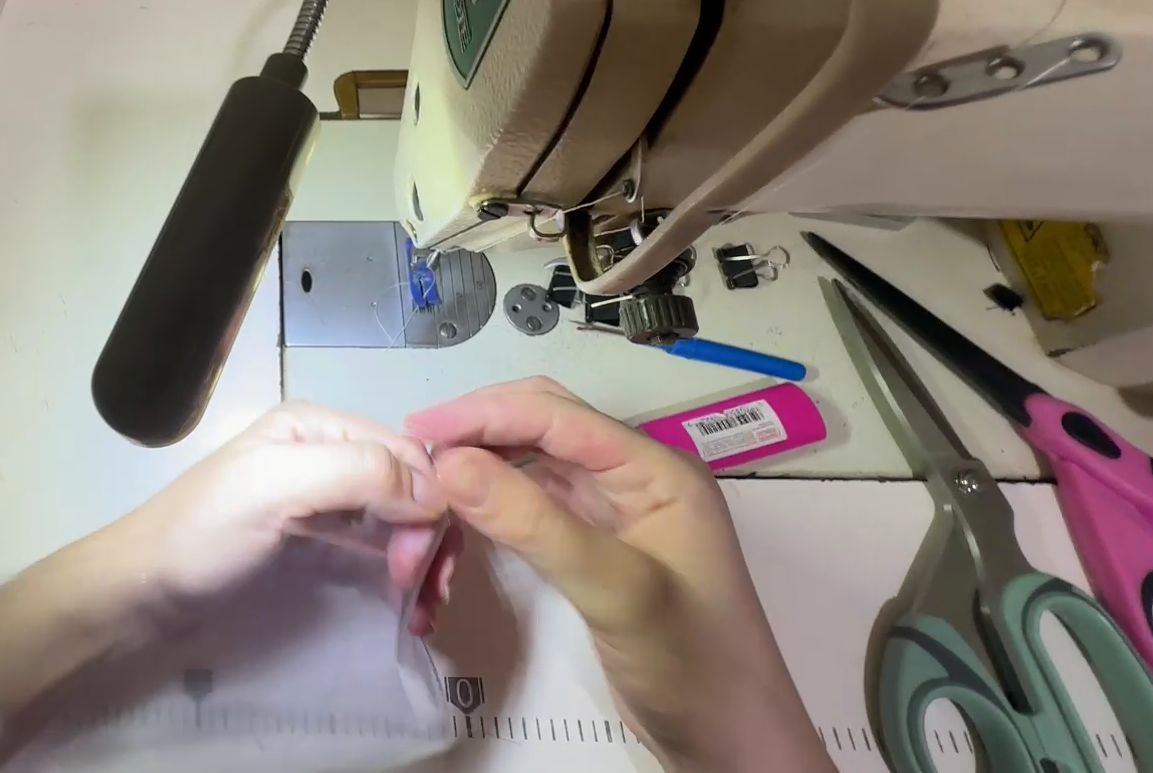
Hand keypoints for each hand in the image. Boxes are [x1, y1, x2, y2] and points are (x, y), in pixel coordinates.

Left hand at [104, 402, 459, 633]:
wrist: (146, 589)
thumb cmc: (204, 533)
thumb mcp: (274, 489)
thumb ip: (353, 474)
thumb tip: (434, 489)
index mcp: (315, 425)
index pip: (403, 451)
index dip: (428, 501)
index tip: (425, 564)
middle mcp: (324, 451)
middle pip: (406, 484)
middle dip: (428, 534)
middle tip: (425, 594)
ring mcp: (320, 495)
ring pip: (398, 515)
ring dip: (421, 556)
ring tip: (421, 608)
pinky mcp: (316, 535)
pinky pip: (376, 543)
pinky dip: (400, 568)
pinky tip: (405, 600)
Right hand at [407, 378, 831, 772]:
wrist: (732, 750)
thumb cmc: (690, 666)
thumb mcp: (613, 591)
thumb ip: (532, 523)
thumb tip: (446, 462)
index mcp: (653, 466)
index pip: (556, 413)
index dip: (484, 413)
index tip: (420, 427)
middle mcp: (629, 471)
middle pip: (541, 419)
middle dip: (480, 425)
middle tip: (422, 445)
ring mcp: (609, 503)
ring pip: (530, 453)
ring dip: (481, 455)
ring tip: (433, 471)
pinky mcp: (590, 534)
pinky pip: (530, 492)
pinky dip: (491, 490)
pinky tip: (463, 502)